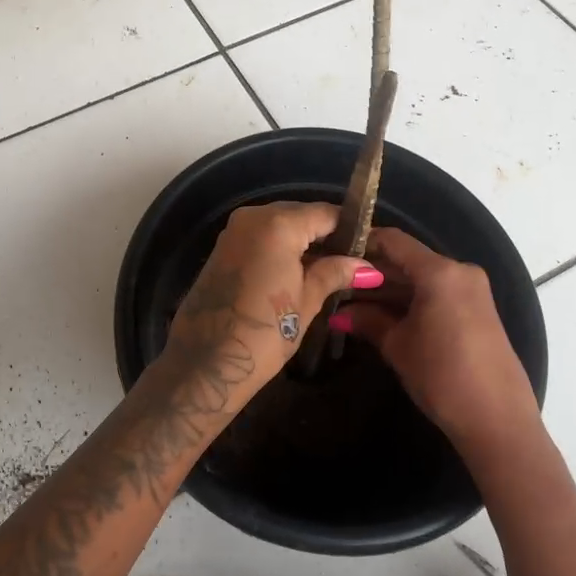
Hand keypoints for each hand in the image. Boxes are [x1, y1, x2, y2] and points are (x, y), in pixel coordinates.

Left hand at [159, 202, 379, 411]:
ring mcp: (233, 230)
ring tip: (329, 269)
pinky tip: (297, 272)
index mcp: (278, 224)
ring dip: (302, 242)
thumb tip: (366, 266)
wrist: (205, 362)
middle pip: (300, 214)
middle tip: (351, 261)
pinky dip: (279, 248)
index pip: (324, 213)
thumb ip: (334, 273)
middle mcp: (253, 216)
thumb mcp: (307, 301)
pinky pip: (260, 236)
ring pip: (279, 224)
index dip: (350, 227)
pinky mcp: (222, 248)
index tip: (369, 246)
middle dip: (325, 234)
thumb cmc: (264, 332)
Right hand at [337, 228, 535, 448]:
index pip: (392, 241)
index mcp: (440, 271)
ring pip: (421, 278)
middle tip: (338, 285)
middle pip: (407, 260)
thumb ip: (367, 321)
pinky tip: (384, 315)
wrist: (498, 422)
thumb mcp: (398, 346)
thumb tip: (339, 314)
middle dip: (373, 273)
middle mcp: (459, 271)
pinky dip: (411, 300)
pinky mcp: (478, 310)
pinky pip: (437, 293)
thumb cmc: (443, 377)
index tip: (334, 256)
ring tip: (353, 303)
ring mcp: (472, 290)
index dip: (362, 245)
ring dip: (390, 289)